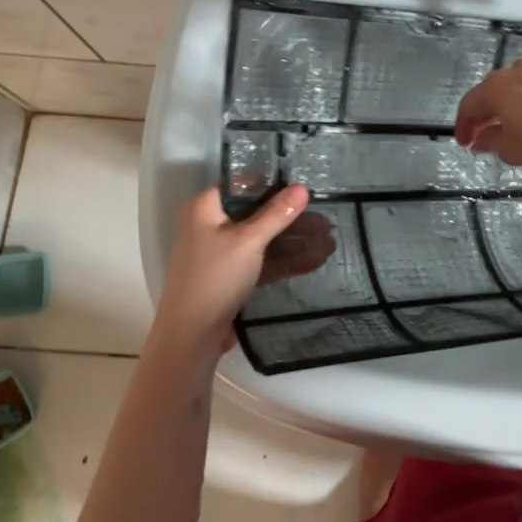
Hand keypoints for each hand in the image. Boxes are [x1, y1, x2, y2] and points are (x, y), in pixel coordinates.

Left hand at [154, 185, 331, 353]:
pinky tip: (314, 261)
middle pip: (257, 215)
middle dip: (293, 221)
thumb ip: (276, 214)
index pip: (242, 186)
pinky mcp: (231, 276)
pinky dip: (284, 261)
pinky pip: (261, 261)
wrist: (192, 334)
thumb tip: (301, 188)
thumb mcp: (249, 241)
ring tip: (329, 244)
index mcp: (205, 208)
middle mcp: (210, 225)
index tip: (304, 191)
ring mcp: (221, 253)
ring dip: (294, 243)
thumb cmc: (215, 277)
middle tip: (326, 223)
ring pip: (263, 240)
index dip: (273, 186)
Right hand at [454, 58, 521, 171]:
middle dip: (485, 117)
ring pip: (514, 92)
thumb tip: (482, 138)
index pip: (469, 105)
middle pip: (491, 94)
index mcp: (495, 87)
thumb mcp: (511, 149)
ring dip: (506, 111)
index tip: (464, 143)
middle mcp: (514, 72)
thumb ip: (491, 142)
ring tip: (507, 133)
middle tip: (481, 139)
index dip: (463, 127)